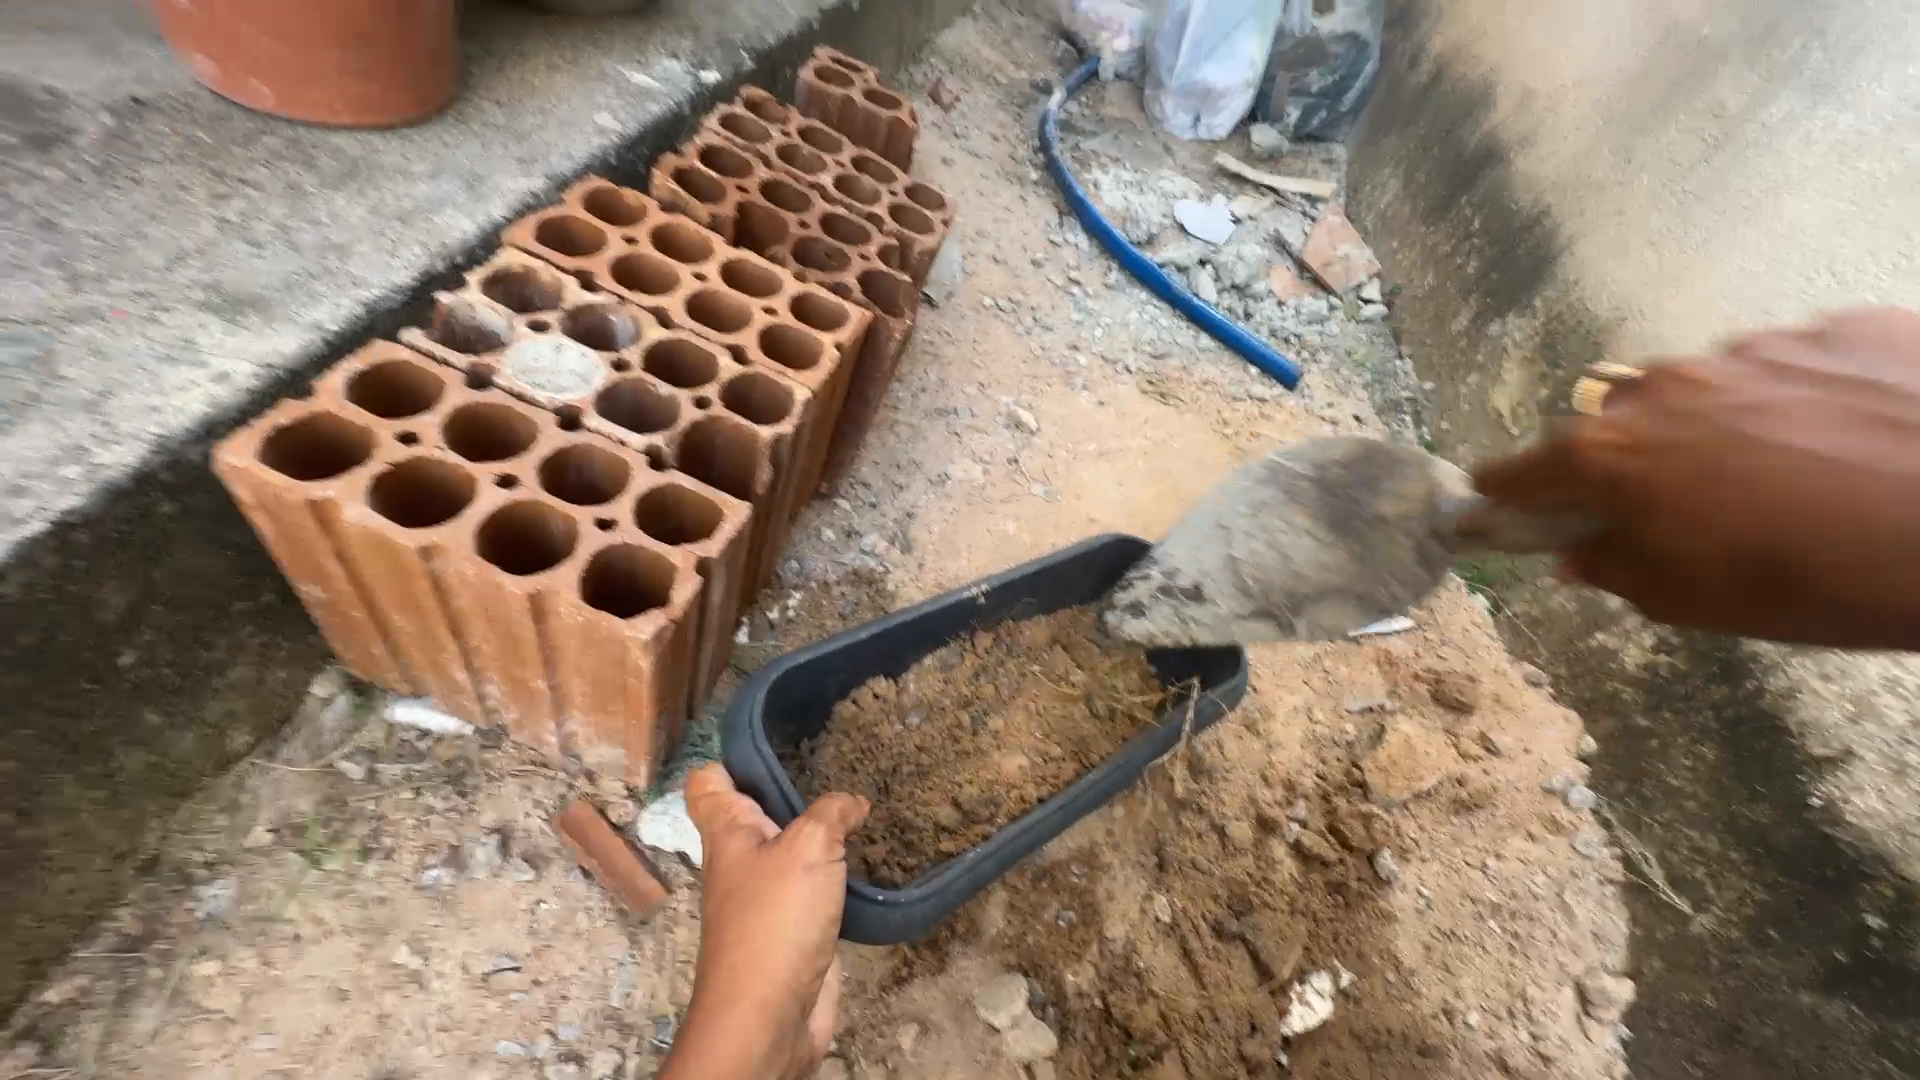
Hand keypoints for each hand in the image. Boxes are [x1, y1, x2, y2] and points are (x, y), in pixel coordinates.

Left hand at [659, 765, 869, 1079]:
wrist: (769, 1019)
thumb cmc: (776, 920)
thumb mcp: (810, 846)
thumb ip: (833, 812)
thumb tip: (853, 802)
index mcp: (728, 832)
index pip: (709, 782)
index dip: (732, 758)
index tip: (777, 738)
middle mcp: (741, 859)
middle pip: (756, 810)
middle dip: (792, 786)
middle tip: (838, 760)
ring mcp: (766, 895)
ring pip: (790, 847)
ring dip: (820, 830)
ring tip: (859, 804)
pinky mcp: (794, 926)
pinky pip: (814, 885)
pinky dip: (836, 871)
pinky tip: (867, 857)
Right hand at [1474, 307, 1919, 648]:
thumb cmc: (1820, 579)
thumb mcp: (1686, 600)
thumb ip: (1608, 566)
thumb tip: (1581, 548)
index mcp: (1603, 454)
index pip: (1513, 472)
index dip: (1508, 494)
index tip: (1510, 506)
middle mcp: (1656, 388)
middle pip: (1606, 425)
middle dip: (1625, 460)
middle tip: (1681, 503)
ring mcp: (1749, 349)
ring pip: (1695, 390)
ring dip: (1710, 424)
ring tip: (1786, 467)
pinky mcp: (1841, 328)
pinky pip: (1787, 365)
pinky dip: (1796, 396)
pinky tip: (1850, 435)